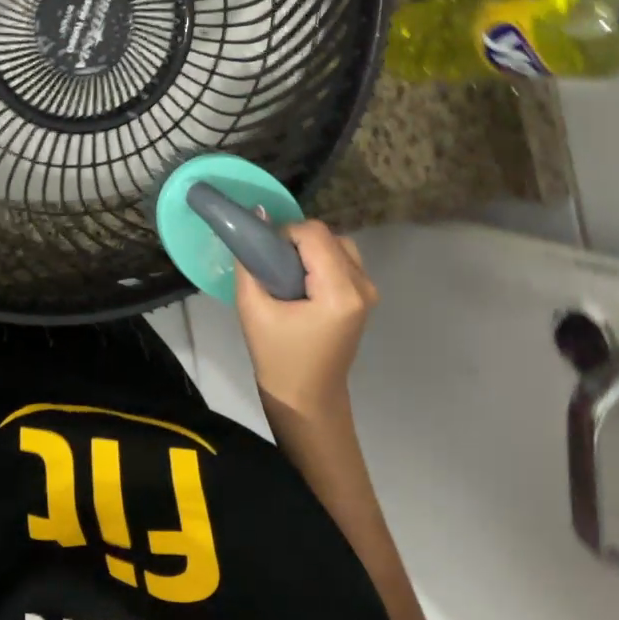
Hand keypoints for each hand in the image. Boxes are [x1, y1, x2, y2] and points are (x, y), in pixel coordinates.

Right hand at [234, 220, 378, 420]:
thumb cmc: (277, 357)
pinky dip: (321, 260)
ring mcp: (368, 292)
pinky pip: (343, 261)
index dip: (285, 234)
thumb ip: (249, 263)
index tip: (265, 255)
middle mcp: (363, 287)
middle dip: (297, 242)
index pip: (315, 234)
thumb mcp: (252, 309)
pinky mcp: (364, 298)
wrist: (306, 398)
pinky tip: (302, 283)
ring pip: (338, 245)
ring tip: (287, 274)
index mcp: (340, 292)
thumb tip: (254, 221)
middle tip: (273, 265)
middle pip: (329, 237)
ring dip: (310, 250)